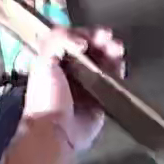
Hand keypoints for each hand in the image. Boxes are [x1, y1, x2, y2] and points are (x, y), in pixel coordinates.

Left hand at [21, 26, 123, 154]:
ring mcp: (86, 84)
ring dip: (111, 52)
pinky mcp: (100, 97)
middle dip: (101, 41)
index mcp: (53, 60)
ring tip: (117, 49)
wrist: (56, 130)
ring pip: (103, 61)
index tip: (95, 33)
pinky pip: (112, 80)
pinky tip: (120, 65)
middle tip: (109, 39)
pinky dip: (117, 70)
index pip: (71, 39)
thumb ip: (58, 41)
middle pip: (90, 49)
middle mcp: (70, 70)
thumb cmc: (46, 96)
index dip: (84, 33)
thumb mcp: (43, 62)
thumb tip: (83, 40)